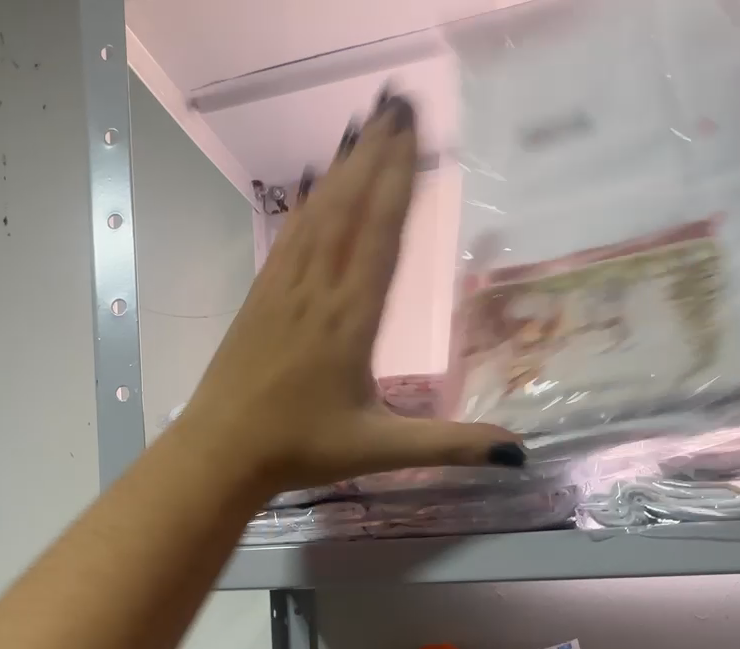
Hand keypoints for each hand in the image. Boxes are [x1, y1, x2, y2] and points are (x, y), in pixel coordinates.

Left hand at [168, 92, 523, 498]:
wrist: (220, 452)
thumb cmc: (301, 451)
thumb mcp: (380, 451)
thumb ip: (450, 445)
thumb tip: (518, 455)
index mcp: (351, 320)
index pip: (380, 236)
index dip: (399, 181)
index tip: (414, 132)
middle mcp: (317, 292)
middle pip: (350, 209)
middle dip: (375, 155)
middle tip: (397, 104)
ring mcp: (283, 290)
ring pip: (318, 216)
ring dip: (343, 169)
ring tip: (364, 126)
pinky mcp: (260, 297)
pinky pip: (289, 238)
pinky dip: (307, 204)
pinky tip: (316, 185)